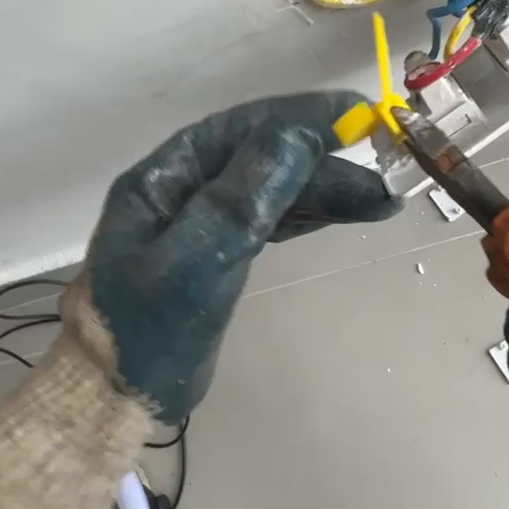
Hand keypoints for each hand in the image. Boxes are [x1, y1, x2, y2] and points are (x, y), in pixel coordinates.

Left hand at [0, 92, 400, 508]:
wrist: (120, 393)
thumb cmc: (149, 330)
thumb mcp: (194, 262)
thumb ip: (242, 198)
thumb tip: (298, 136)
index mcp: (166, 176)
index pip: (242, 129)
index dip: (301, 118)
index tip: (357, 115)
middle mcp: (185, 186)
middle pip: (266, 157)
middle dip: (326, 161)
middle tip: (388, 169)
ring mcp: (204, 218)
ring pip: (276, 188)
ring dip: (328, 190)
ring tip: (384, 200)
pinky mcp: (222, 249)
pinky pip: (274, 217)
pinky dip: (311, 214)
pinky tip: (347, 212)